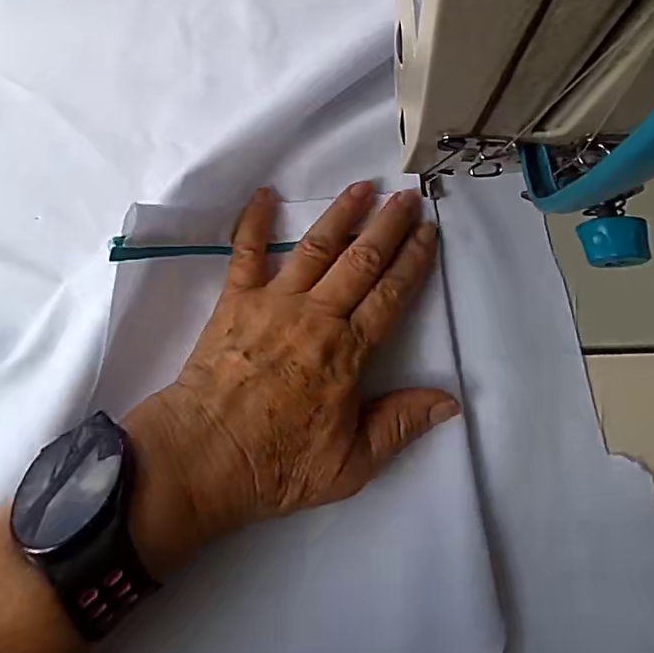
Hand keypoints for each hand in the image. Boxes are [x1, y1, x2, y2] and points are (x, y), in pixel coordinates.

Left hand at [122, 182, 457, 577]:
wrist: (204, 453)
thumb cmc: (277, 464)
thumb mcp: (351, 464)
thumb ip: (399, 426)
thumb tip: (449, 400)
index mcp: (346, 353)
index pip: (390, 296)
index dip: (413, 262)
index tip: (428, 233)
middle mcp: (314, 316)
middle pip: (360, 261)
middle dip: (387, 226)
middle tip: (406, 197)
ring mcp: (272, 301)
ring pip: (315, 247)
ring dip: (340, 214)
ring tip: (361, 187)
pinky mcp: (234, 298)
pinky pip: (246, 251)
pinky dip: (253, 219)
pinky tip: (265, 193)